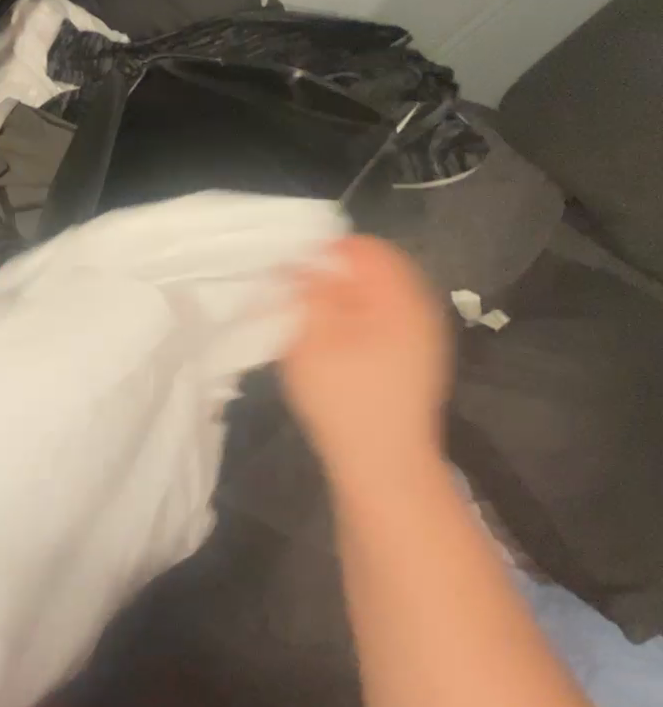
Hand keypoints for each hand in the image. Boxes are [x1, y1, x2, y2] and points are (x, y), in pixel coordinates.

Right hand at [278, 236, 451, 486]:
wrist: (382, 459)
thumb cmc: (342, 394)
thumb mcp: (311, 336)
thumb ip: (310, 290)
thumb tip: (304, 260)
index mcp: (399, 300)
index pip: (364, 247)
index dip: (322, 251)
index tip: (285, 270)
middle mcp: (419, 310)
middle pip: (372, 269)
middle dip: (328, 274)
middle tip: (288, 295)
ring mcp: (421, 336)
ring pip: (374, 295)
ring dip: (336, 297)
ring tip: (302, 319)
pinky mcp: (413, 357)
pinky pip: (379, 318)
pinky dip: (350, 318)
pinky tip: (326, 342)